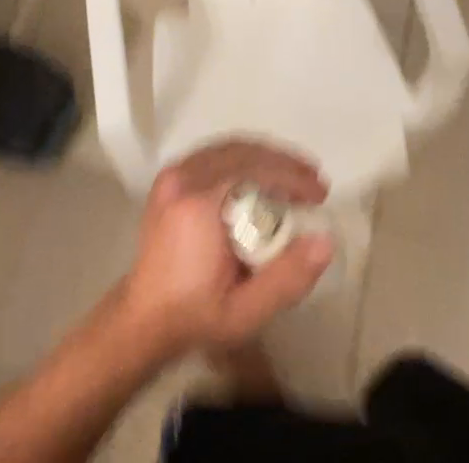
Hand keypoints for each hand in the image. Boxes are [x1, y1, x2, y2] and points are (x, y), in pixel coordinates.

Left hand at [112, 140, 335, 358]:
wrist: (143, 320)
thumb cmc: (195, 316)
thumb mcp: (246, 311)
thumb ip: (287, 278)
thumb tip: (325, 241)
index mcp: (198, 205)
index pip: (254, 170)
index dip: (292, 176)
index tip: (320, 193)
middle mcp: (182, 180)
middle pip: (242, 152)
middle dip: (282, 162)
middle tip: (313, 182)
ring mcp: (171, 177)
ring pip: (226, 149)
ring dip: (263, 158)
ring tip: (293, 177)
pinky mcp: (168, 182)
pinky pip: (211, 156)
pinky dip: (241, 160)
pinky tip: (261, 177)